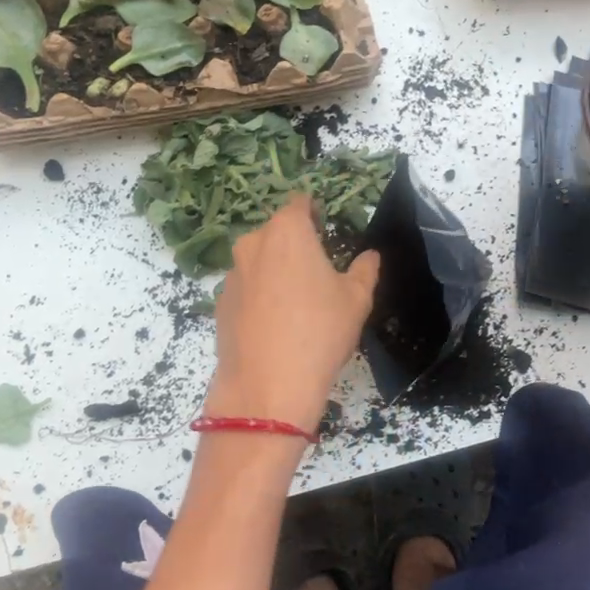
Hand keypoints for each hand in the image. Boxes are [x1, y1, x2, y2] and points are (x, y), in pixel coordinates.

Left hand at [203, 194, 379, 434]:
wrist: (267, 385)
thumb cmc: (320, 331)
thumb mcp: (357, 299)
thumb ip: (365, 270)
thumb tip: (369, 257)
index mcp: (287, 232)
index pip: (300, 204)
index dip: (314, 211)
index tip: (326, 226)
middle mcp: (253, 244)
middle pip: (276, 233)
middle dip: (295, 245)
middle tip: (319, 271)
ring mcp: (232, 275)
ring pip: (259, 262)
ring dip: (276, 272)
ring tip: (298, 304)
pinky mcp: (220, 305)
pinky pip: (247, 290)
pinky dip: (260, 298)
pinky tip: (276, 326)